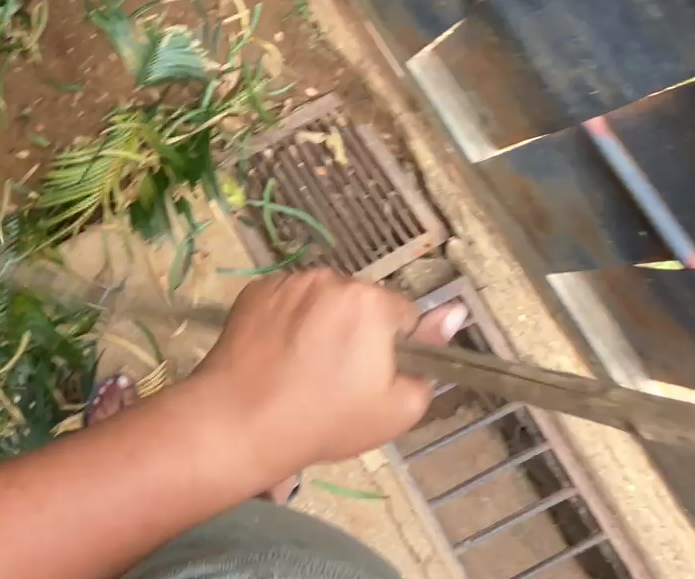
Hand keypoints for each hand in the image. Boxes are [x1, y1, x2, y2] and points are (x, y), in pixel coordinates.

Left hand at [179, 269, 467, 488]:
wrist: (243, 416)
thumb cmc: (327, 416)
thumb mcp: (398, 409)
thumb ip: (427, 365)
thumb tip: (450, 318)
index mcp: (368, 300)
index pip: (403, 312)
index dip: (398, 343)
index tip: (381, 369)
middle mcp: (327, 278)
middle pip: (358, 301)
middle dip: (357, 328)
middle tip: (341, 372)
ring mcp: (286, 281)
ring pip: (319, 298)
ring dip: (321, 320)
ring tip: (305, 364)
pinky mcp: (255, 289)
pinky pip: (285, 300)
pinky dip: (288, 319)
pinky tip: (279, 352)